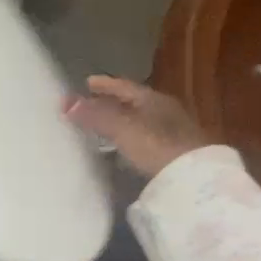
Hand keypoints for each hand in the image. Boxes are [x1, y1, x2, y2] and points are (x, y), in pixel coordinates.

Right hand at [65, 75, 209, 178]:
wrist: (195, 177)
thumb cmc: (156, 144)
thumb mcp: (121, 128)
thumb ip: (94, 115)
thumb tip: (65, 102)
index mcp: (153, 99)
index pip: (125, 86)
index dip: (105, 84)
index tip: (87, 82)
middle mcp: (164, 111)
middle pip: (132, 102)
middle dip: (110, 102)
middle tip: (89, 104)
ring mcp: (172, 132)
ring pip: (139, 120)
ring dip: (119, 121)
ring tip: (100, 126)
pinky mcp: (174, 152)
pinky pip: (144, 137)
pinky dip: (129, 137)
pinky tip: (120, 145)